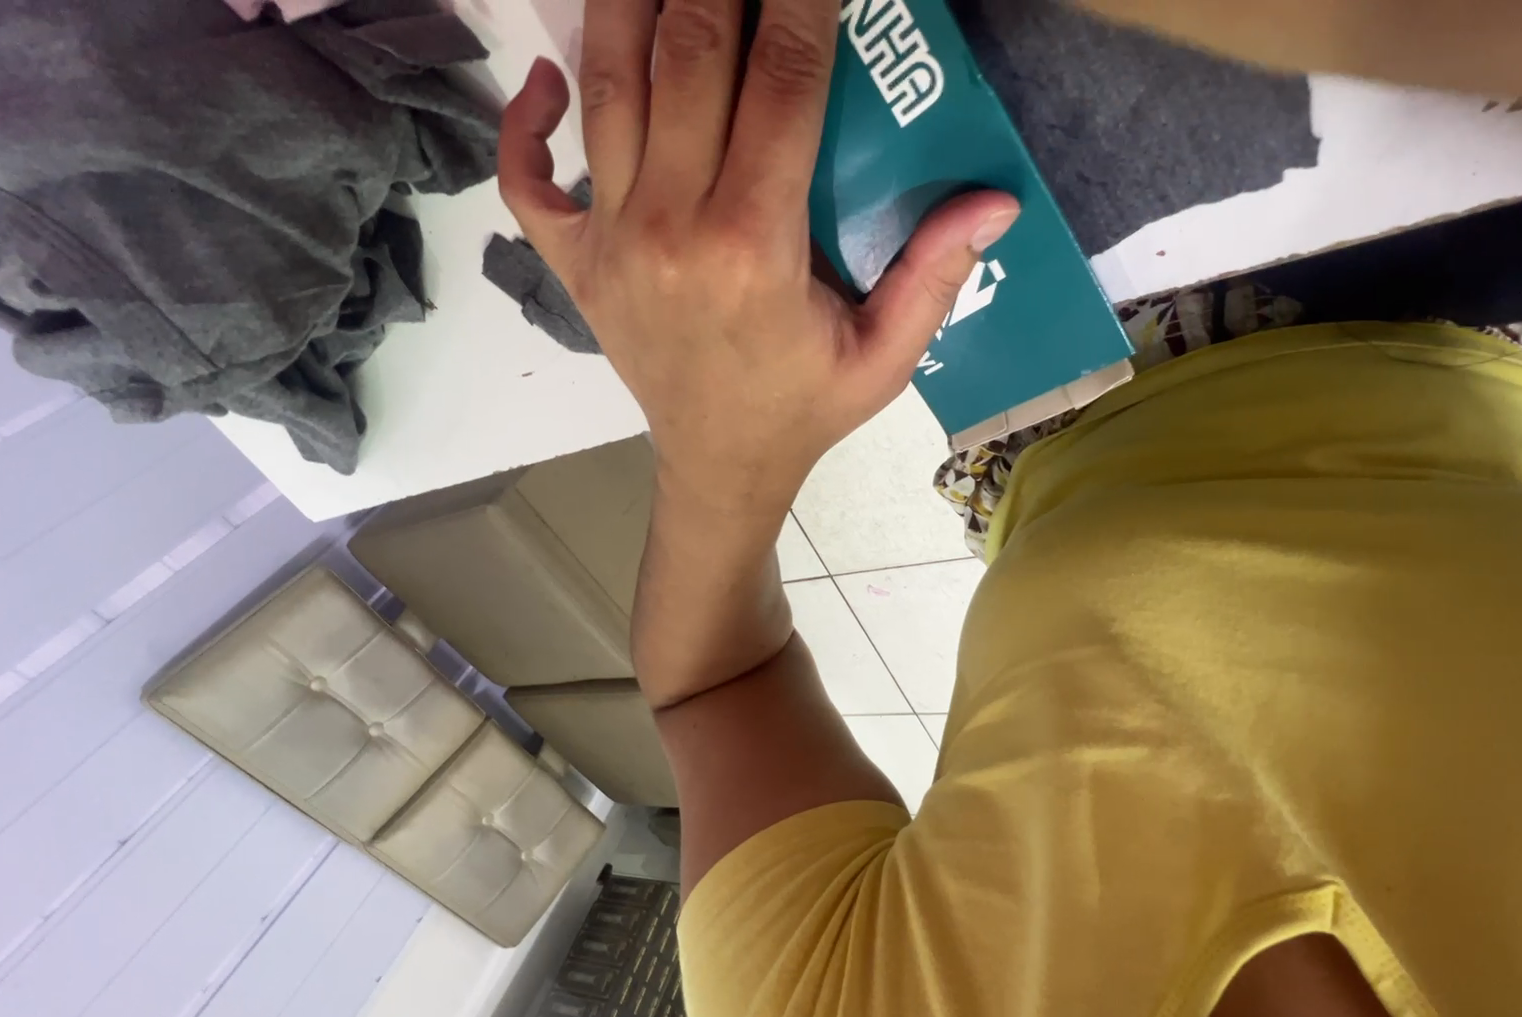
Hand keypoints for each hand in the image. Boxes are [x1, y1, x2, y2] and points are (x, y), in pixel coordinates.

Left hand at [497, 0, 1019, 514]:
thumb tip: (998, 202)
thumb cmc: (805, 410)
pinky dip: (523, 122)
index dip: (804, 3)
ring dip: (626, 6)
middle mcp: (672, 226)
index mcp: (754, 246)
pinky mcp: (576, 263)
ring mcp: (611, 240)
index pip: (782, 83)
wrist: (722, 466)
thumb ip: (934, 277)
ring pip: (606, 87)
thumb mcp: (885, 359)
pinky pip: (525, 180)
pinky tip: (545, 79)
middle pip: (685, 55)